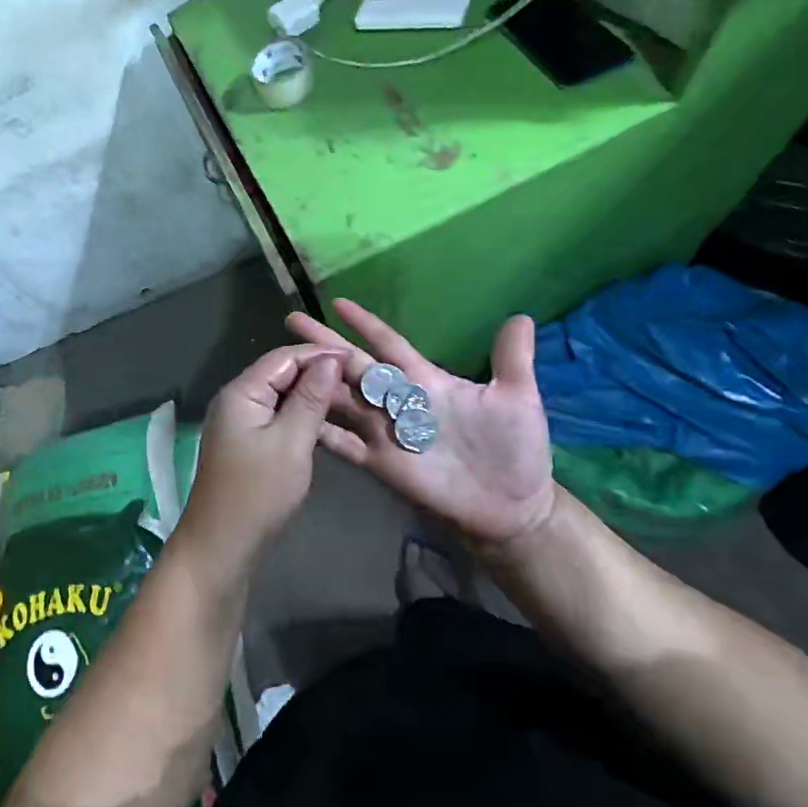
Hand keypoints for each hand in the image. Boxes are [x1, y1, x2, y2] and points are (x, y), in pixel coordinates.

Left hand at [172, 345, 344, 569]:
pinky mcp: (246, 443)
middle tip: (357, 378)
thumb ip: (311, 398)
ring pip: (280, 396)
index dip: (319, 354)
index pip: (283, 358)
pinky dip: (300, 415)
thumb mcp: (291, 442)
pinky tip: (324, 422)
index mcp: (241, 393)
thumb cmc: (258, 493)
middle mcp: (236, 400)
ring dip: (311, 394)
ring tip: (348, 397)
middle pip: (280, 374)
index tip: (355, 358)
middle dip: (317, 372)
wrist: (221, 547)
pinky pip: (276, 417)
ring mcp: (239, 423)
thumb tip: (330, 360)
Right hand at [288, 300, 555, 546]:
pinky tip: (297, 420)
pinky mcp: (382, 462)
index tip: (338, 302)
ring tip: (285, 365)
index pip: (389, 344)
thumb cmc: (515, 447)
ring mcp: (387, 432)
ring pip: (344, 400)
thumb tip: (522, 316)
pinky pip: (346, 444)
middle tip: (293, 321)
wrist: (511, 504)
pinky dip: (323, 432)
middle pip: (354, 366)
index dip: (365, 324)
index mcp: (427, 380)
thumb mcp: (518, 397)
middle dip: (324, 344)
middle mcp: (400, 401)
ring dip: (316, 382)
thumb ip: (512, 358)